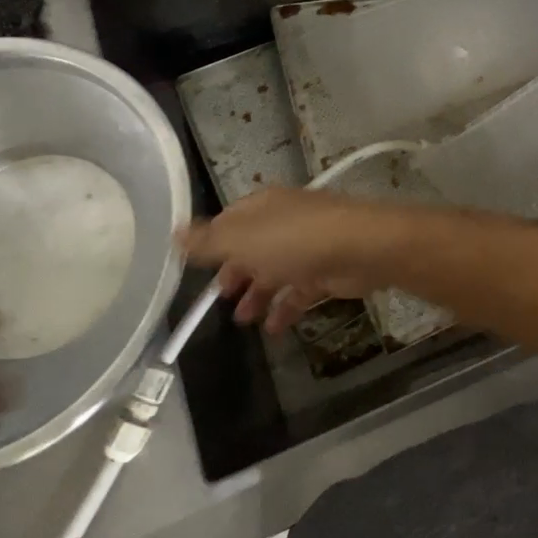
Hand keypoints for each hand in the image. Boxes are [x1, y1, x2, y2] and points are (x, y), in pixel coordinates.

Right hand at [178, 189, 419, 332]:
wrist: (362, 248)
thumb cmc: (295, 239)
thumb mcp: (241, 239)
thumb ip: (208, 240)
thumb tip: (175, 232)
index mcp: (262, 207)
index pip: (229, 221)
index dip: (212, 243)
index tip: (194, 268)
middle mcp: (284, 222)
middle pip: (252, 248)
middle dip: (234, 273)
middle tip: (219, 299)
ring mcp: (308, 246)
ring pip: (275, 271)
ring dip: (257, 294)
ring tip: (243, 320)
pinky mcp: (327, 270)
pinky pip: (299, 291)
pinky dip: (285, 308)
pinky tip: (271, 329)